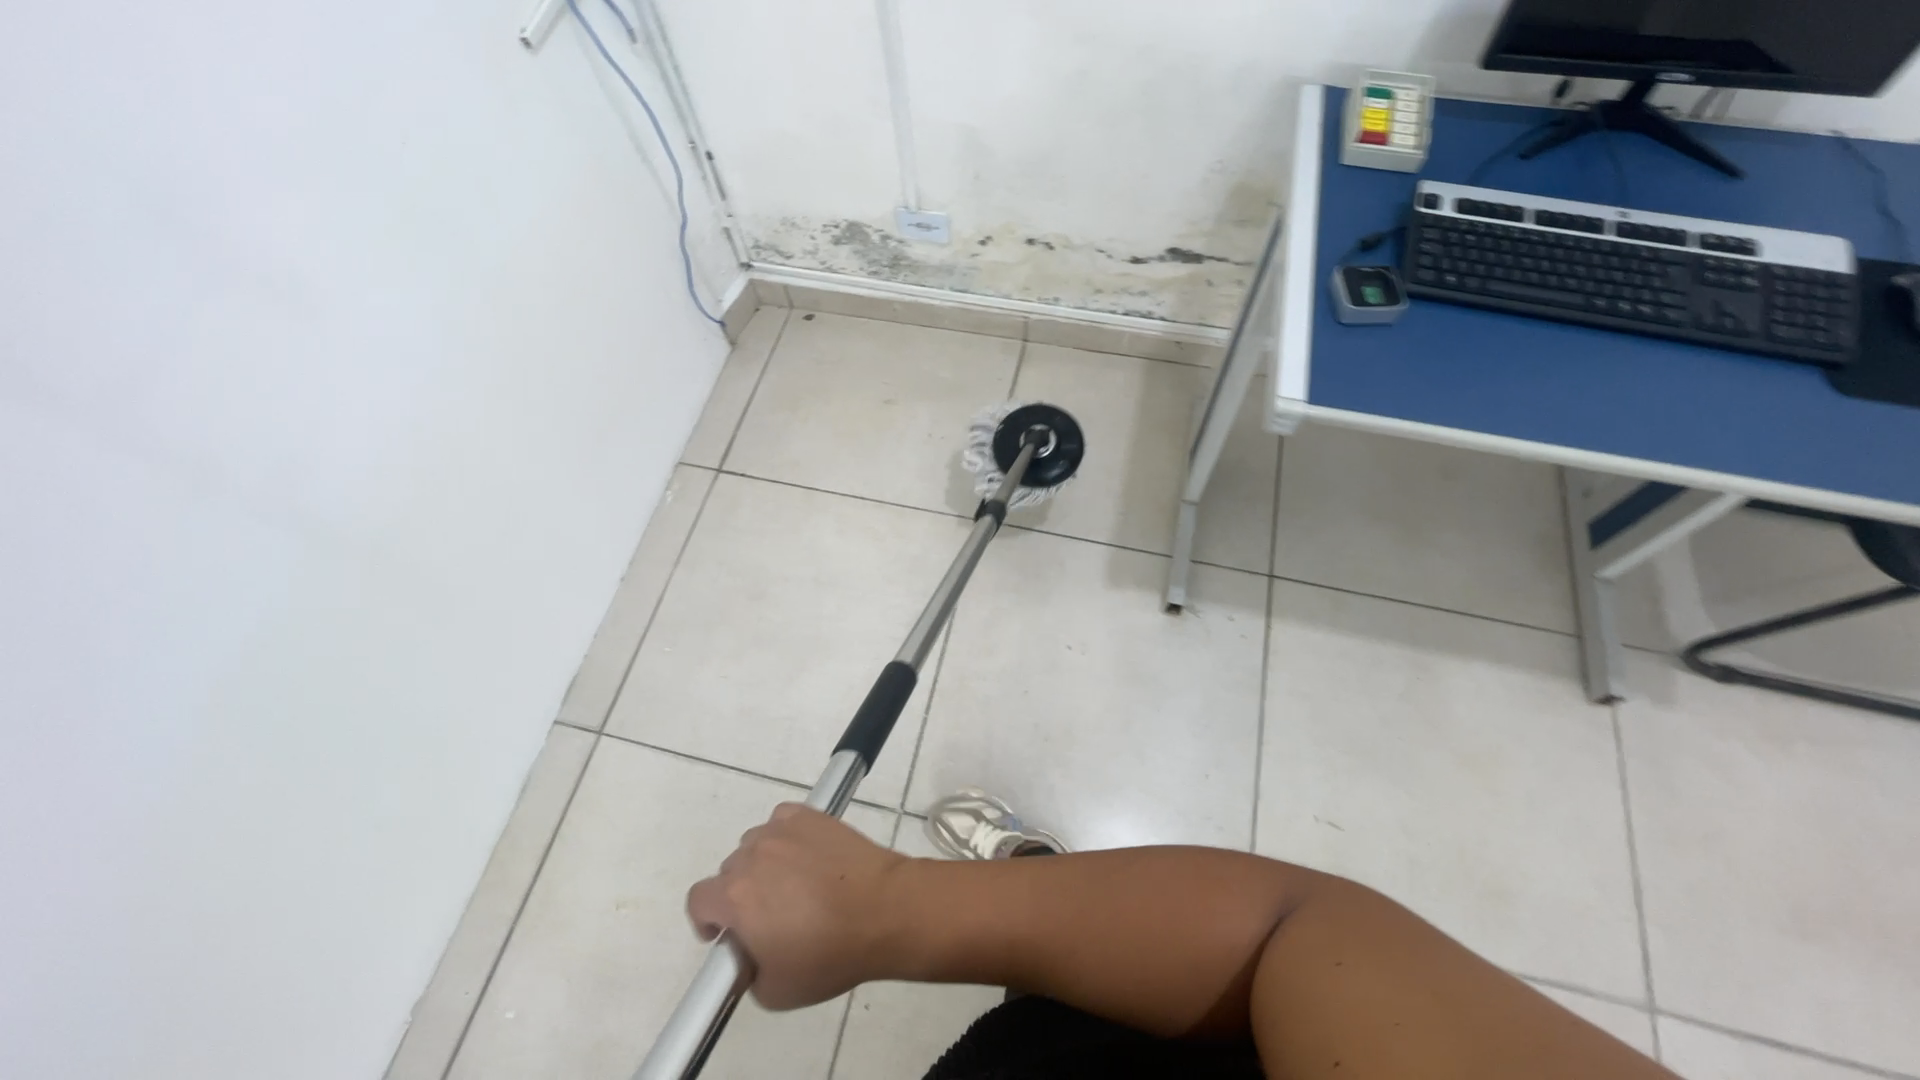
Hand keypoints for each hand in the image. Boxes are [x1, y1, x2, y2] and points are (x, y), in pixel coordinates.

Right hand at [686, 803, 908, 1009]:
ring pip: (756, 846)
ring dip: (765, 865)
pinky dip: (788, 837)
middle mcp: (751, 856)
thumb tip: (745, 957)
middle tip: (772, 916)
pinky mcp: (810, 815)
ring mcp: (782, 830)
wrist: (885, 909)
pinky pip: (782, 823)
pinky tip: (809, 856)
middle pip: (730, 873)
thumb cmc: (830, 954)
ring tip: (797, 885)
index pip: (698, 901)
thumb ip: (745, 974)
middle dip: (742, 895)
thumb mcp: (776, 991)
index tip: (730, 934)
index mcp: (735, 897)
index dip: (709, 920)